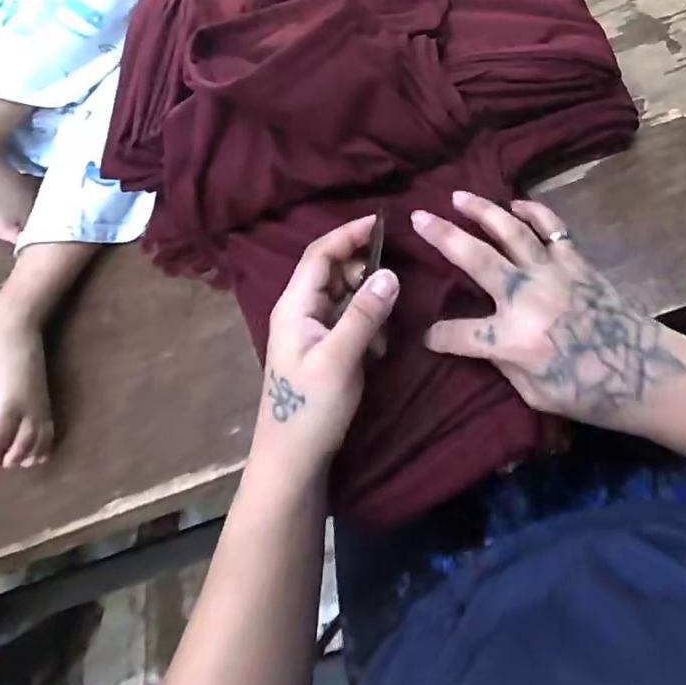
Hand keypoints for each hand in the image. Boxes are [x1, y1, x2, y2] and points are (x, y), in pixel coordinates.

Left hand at [251, 216, 398, 485]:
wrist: (291, 462)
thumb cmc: (309, 409)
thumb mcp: (340, 360)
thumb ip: (364, 315)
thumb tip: (389, 273)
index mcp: (294, 305)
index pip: (320, 254)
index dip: (348, 234)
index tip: (382, 223)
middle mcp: (300, 310)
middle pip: (333, 271)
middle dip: (364, 271)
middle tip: (394, 285)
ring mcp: (311, 330)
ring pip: (344, 296)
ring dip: (369, 302)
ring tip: (386, 327)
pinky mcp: (323, 348)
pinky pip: (349, 320)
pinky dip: (368, 324)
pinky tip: (379, 349)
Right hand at [413, 192, 685, 438]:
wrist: (650, 375)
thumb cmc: (590, 394)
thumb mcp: (534, 393)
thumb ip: (502, 361)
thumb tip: (481, 340)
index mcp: (512, 339)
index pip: (457, 333)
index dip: (437, 336)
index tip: (427, 336)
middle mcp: (526, 298)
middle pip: (474, 258)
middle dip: (441, 237)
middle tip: (418, 217)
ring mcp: (552, 274)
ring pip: (510, 232)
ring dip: (481, 211)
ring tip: (458, 196)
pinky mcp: (577, 263)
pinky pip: (552, 229)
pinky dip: (534, 213)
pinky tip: (515, 204)